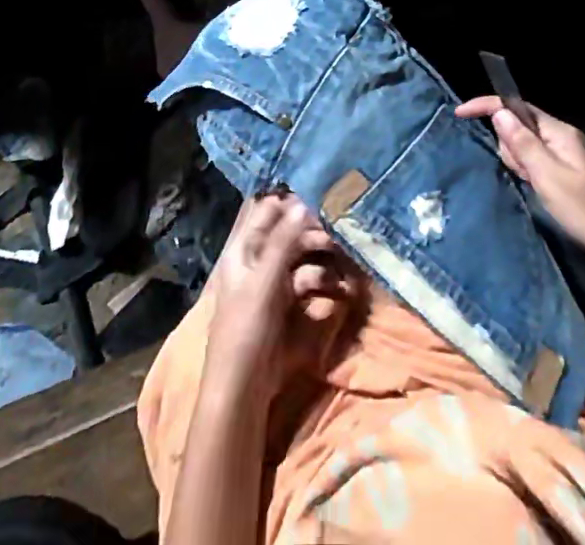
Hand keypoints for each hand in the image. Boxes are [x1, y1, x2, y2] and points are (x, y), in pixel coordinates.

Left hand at [202, 194, 354, 404]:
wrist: (244, 385)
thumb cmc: (246, 327)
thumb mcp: (264, 280)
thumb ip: (283, 241)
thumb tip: (302, 204)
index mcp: (244, 251)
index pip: (266, 214)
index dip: (290, 205)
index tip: (321, 199)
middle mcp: (259, 262)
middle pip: (290, 238)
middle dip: (314, 238)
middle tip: (336, 241)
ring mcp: (275, 285)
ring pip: (304, 262)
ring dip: (323, 266)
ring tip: (341, 275)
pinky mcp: (289, 307)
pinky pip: (310, 287)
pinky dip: (324, 289)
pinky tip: (335, 298)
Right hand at [456, 97, 584, 266]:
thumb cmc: (582, 208)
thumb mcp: (547, 175)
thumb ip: (522, 143)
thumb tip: (499, 112)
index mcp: (559, 132)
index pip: (517, 107)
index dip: (488, 106)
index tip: (460, 113)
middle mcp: (562, 136)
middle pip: (519, 126)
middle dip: (510, 146)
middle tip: (523, 173)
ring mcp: (564, 153)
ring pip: (524, 145)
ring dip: (520, 162)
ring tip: (533, 184)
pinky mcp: (564, 169)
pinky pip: (534, 160)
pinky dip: (528, 170)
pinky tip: (536, 187)